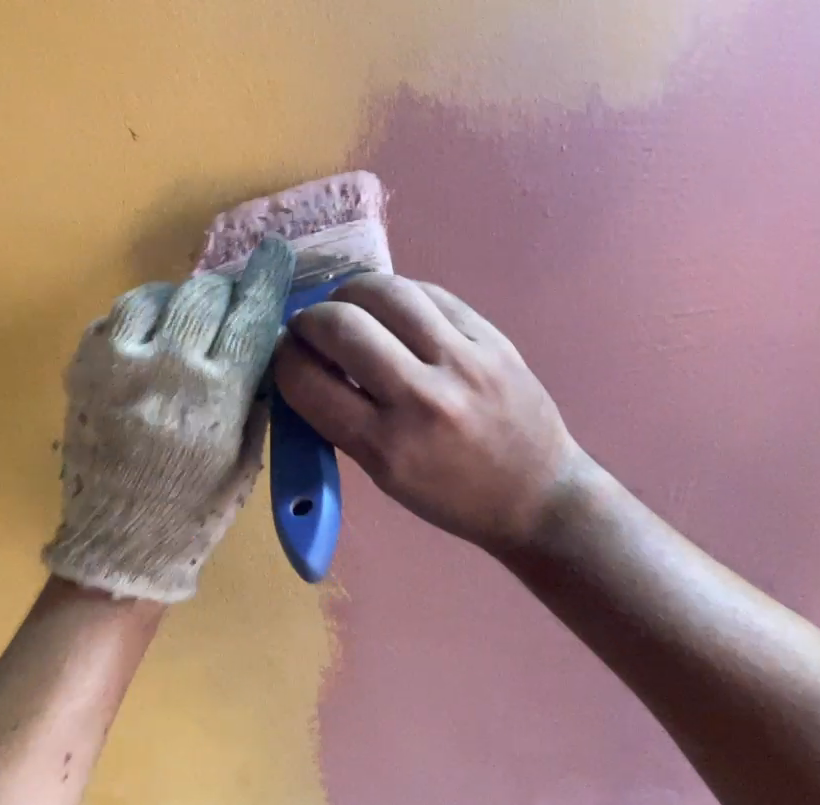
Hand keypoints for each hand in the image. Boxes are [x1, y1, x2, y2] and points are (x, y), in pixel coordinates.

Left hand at [44, 237, 295, 601]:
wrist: (120, 543)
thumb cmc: (194, 512)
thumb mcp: (245, 457)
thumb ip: (255, 392)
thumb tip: (262, 340)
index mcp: (216, 395)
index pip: (250, 315)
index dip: (268, 280)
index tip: (276, 256)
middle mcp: (166, 367)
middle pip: (203, 297)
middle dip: (225, 293)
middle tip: (230, 304)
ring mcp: (118, 365)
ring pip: (155, 295)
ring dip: (179, 300)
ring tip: (186, 318)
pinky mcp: (83, 370)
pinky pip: (114, 317)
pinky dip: (137, 317)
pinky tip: (148, 335)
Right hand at [271, 274, 584, 555]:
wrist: (535, 494)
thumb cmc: (449, 497)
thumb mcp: (383, 475)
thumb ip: (342, 420)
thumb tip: (307, 363)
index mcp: (384, 447)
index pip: (307, 382)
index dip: (283, 360)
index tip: (285, 356)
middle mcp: (421, 399)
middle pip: (341, 325)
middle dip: (310, 320)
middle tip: (310, 329)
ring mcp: (462, 361)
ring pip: (385, 292)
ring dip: (350, 293)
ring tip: (347, 308)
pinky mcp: (491, 337)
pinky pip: (429, 293)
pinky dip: (396, 296)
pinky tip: (391, 311)